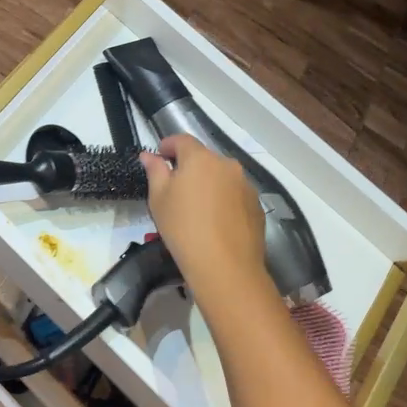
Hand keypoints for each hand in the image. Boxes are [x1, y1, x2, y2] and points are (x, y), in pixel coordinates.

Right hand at [142, 135, 267, 301]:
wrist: (225, 266)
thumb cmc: (183, 227)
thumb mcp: (158, 198)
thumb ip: (155, 171)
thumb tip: (150, 155)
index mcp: (200, 158)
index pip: (182, 140)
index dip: (168, 146)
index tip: (159, 159)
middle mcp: (227, 165)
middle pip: (204, 158)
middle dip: (189, 167)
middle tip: (175, 188)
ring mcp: (245, 186)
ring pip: (221, 176)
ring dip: (208, 183)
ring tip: (197, 208)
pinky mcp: (257, 206)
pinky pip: (234, 194)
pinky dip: (223, 200)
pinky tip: (215, 221)